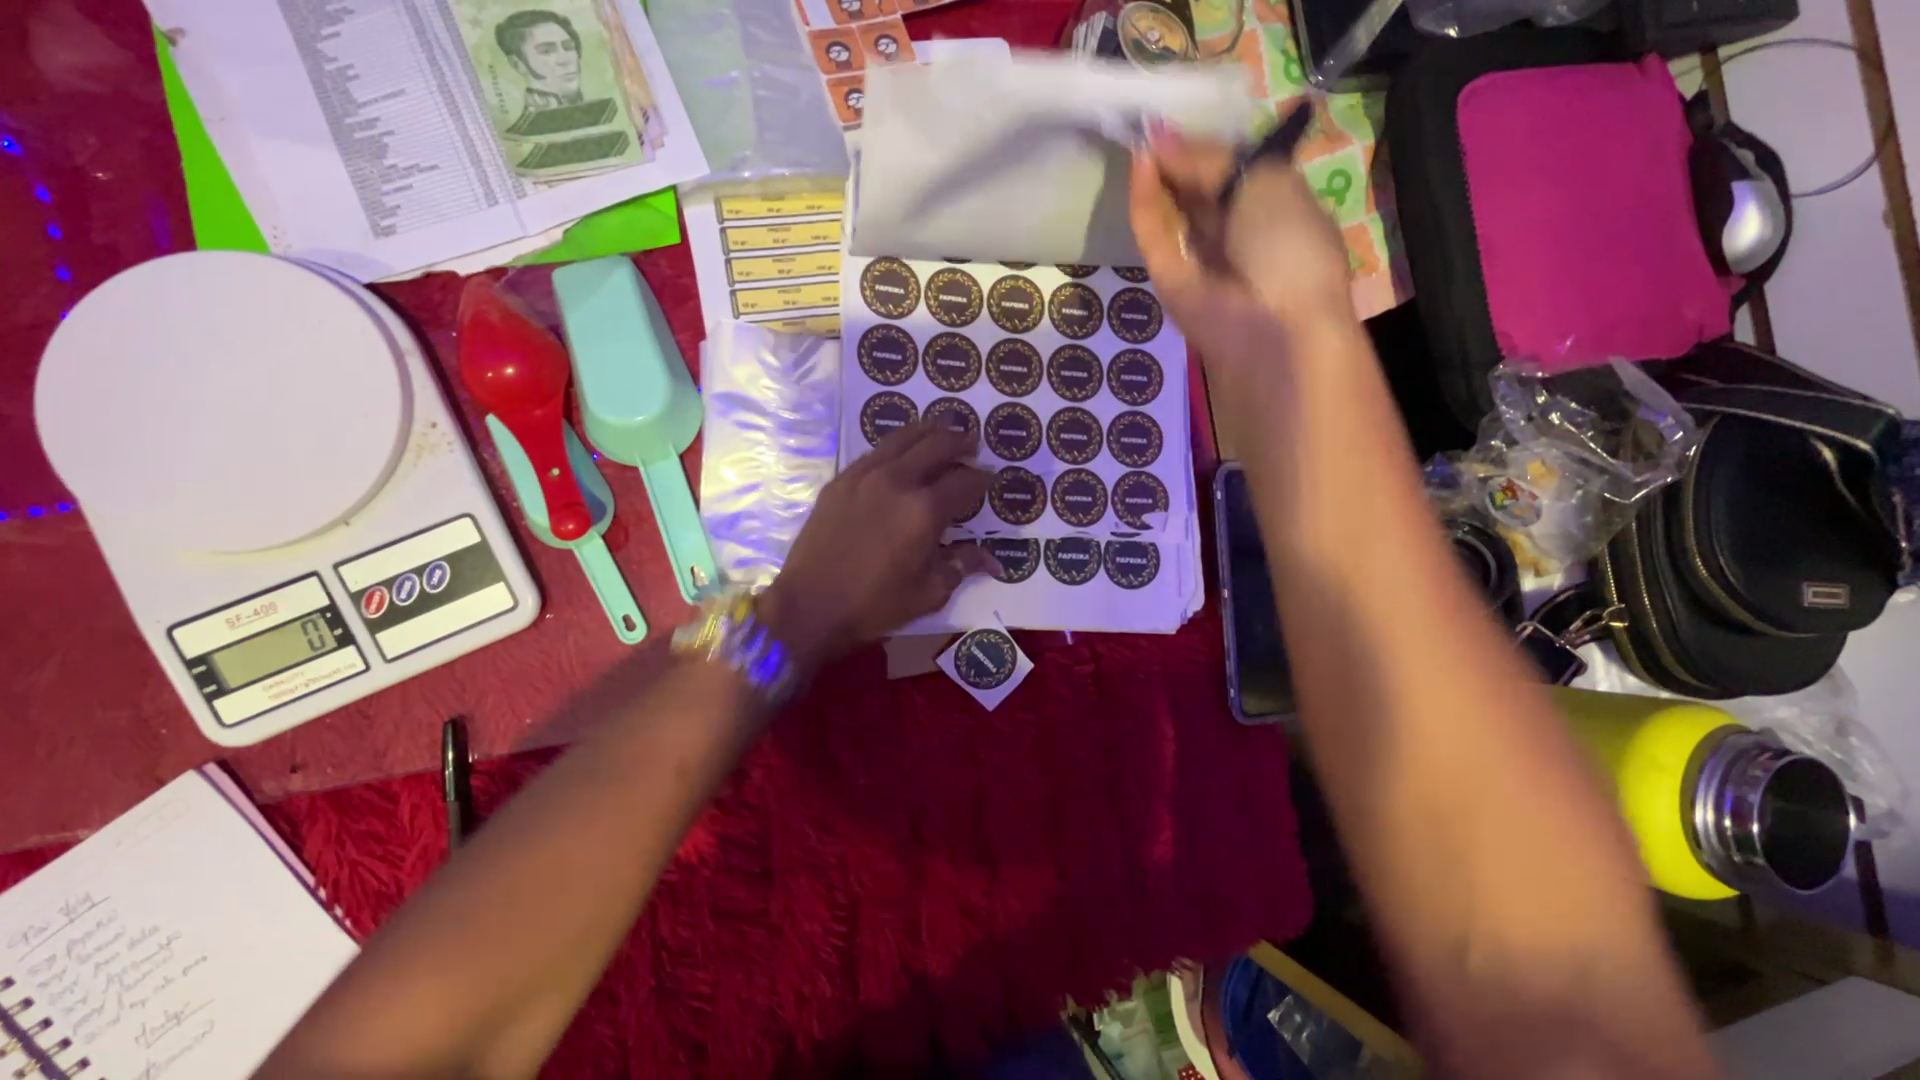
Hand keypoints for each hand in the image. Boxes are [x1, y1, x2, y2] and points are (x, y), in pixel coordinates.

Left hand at [760, 419, 997, 671]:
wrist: (810, 606)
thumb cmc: (875, 605)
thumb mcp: (929, 592)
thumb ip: (962, 565)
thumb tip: (992, 559)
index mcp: (925, 510)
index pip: (965, 482)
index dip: (982, 479)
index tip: (988, 478)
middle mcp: (897, 481)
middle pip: (937, 445)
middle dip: (960, 442)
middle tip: (971, 444)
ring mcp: (864, 475)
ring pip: (904, 437)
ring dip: (929, 432)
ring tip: (942, 432)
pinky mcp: (841, 480)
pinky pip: (876, 450)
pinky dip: (897, 445)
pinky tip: (902, 453)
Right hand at [1128, 124, 1355, 376]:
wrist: (1274, 329)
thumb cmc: (1290, 246)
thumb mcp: (1264, 182)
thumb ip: (1210, 158)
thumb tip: (1160, 136)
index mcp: (1277, 209)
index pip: (1238, 170)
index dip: (1211, 146)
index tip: (1184, 115)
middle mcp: (1239, 235)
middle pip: (1201, 191)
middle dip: (1179, 159)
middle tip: (1151, 121)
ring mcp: (1201, 261)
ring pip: (1174, 213)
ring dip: (1157, 177)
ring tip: (1137, 136)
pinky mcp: (1170, 281)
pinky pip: (1155, 237)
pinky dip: (1145, 204)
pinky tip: (1138, 165)